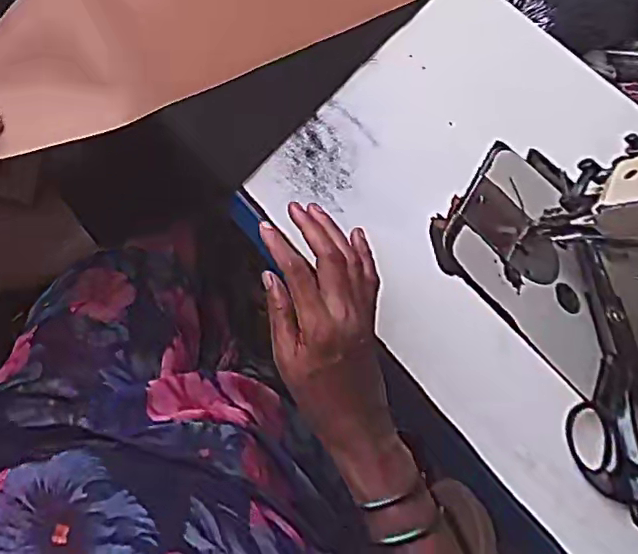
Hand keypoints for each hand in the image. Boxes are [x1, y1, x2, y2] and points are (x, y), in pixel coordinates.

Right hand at [260, 203, 404, 488]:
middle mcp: (344, 315)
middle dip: (310, 227)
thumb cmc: (321, 401)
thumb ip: (278, 314)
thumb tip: (271, 278)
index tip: (267, 229)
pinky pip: (369, 277)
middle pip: (330, 257)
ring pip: (351, 261)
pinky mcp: (370, 317)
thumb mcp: (285, 360)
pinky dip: (363, 252)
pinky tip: (356, 235)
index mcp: (319, 327)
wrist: (359, 427)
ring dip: (333, 232)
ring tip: (316, 213)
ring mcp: (361, 314)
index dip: (280, 245)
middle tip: (294, 210)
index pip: (298, 271)